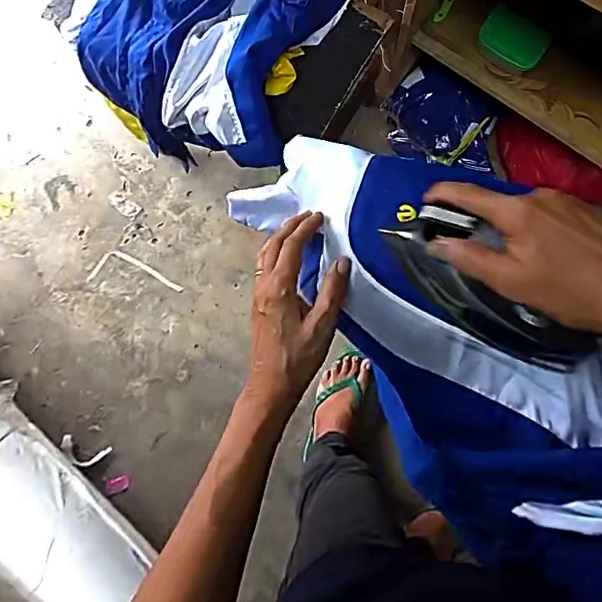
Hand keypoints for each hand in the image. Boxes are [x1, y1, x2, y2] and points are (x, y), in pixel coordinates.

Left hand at [242, 211, 347, 415]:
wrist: (270, 386)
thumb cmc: (298, 358)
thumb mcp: (323, 325)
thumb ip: (333, 291)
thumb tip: (342, 261)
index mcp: (279, 289)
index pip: (292, 247)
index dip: (306, 229)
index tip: (320, 217)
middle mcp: (264, 287)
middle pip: (273, 246)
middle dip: (291, 226)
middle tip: (310, 216)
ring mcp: (259, 295)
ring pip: (265, 255)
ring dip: (281, 237)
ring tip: (298, 228)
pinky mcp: (260, 303)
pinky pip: (264, 266)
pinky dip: (276, 250)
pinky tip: (288, 255)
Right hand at [423, 184, 601, 350]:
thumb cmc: (569, 293)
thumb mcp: (513, 282)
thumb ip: (471, 258)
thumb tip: (436, 241)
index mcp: (518, 210)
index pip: (469, 194)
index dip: (443, 194)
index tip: (426, 199)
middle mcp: (541, 194)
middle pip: (500, 203)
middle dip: (483, 221)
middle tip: (478, 248)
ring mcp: (568, 198)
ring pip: (528, 209)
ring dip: (516, 227)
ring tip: (524, 259)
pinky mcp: (588, 208)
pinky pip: (552, 212)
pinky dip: (541, 227)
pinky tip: (554, 253)